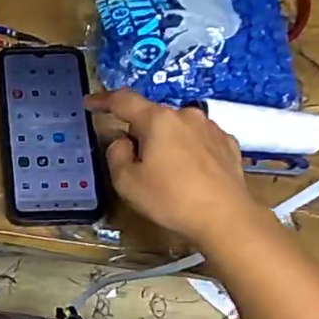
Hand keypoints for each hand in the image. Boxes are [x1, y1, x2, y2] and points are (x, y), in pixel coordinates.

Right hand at [86, 89, 271, 251]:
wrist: (226, 218)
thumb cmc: (169, 199)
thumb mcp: (126, 182)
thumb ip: (116, 155)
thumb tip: (124, 143)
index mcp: (157, 120)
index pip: (123, 101)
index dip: (103, 100)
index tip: (90, 102)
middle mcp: (186, 115)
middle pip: (153, 117)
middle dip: (140, 132)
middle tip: (134, 161)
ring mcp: (211, 128)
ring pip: (177, 128)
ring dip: (166, 141)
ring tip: (165, 171)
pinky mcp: (229, 144)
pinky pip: (198, 140)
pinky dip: (188, 150)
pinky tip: (189, 173)